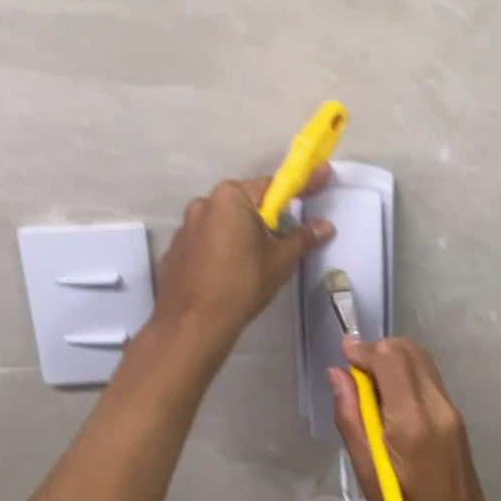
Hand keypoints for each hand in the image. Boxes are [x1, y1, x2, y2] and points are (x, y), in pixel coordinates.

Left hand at [153, 168, 334, 347]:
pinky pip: (205, 242)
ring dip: (240, 234)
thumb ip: (303, 237)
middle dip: (265, 217)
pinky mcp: (174, 251)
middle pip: (245, 204)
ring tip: (251, 263)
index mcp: (231, 198)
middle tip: (281, 241)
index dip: (301, 187)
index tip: (323, 175)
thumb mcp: (281, 260)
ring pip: (223, 224)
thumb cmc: (242, 284)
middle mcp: (204, 204)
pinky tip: (227, 274)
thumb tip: (325, 226)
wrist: (192, 325)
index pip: (273, 186)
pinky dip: (219, 250)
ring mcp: (185, 228)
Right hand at [329, 336, 500, 500]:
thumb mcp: (369, 479)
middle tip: (352, 379)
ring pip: (422, 362)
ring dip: (393, 363)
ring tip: (367, 394)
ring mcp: (452, 413)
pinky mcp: (457, 422)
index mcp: (414, 421)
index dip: (363, 350)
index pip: (390, 357)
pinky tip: (388, 408)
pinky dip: (407, 378)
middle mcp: (438, 407)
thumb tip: (337, 375)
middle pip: (409, 352)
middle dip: (378, 352)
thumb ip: (352, 421)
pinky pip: (429, 382)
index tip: (341, 358)